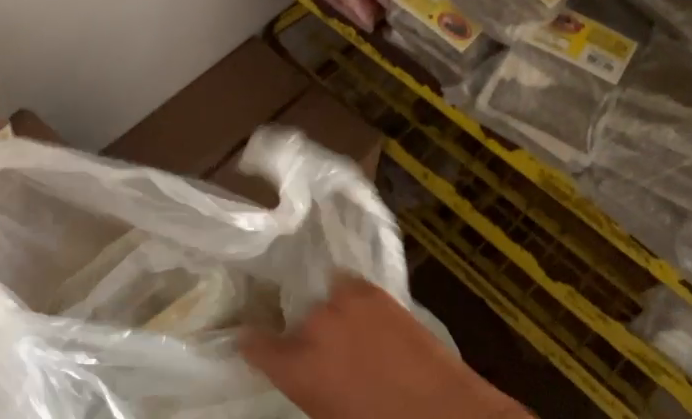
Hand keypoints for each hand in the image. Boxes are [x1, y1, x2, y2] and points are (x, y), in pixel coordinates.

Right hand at [244, 275, 532, 418]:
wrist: (443, 413)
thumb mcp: (330, 413)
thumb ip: (309, 385)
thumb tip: (305, 370)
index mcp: (296, 367)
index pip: (252, 343)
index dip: (250, 340)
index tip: (249, 337)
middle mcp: (311, 326)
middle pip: (294, 319)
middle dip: (302, 331)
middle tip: (324, 349)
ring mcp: (341, 302)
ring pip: (322, 299)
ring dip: (329, 312)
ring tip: (349, 329)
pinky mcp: (369, 289)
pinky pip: (347, 285)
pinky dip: (350, 297)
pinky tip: (364, 312)